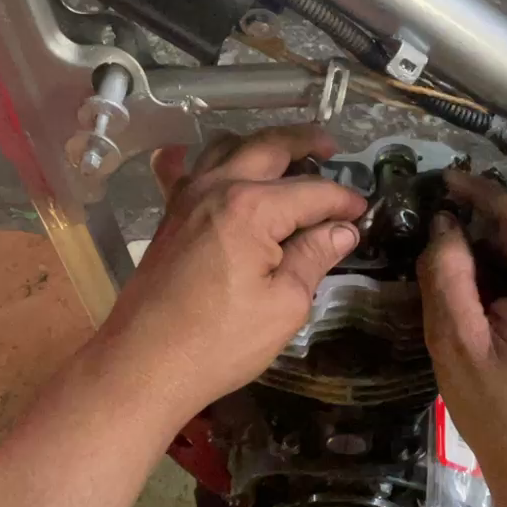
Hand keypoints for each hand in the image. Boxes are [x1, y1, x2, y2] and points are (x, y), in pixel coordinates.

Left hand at [99, 125, 367, 420]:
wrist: (144, 363)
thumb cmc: (219, 341)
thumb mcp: (285, 305)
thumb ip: (314, 257)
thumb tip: (343, 230)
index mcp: (252, 206)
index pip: (312, 191)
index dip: (343, 200)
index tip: (363, 211)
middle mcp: (218, 186)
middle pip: (268, 147)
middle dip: (304, 142)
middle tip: (330, 147)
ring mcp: (188, 196)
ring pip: (227, 147)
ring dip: (260, 145)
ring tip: (286, 156)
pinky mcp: (170, 214)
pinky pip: (189, 169)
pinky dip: (210, 160)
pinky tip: (219, 166)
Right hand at [418, 171, 506, 485]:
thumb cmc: (501, 414)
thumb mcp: (456, 340)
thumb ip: (446, 272)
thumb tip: (447, 222)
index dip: (480, 193)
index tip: (442, 181)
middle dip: (488, 226)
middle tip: (441, 232)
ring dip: (503, 248)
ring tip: (460, 264)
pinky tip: (491, 288)